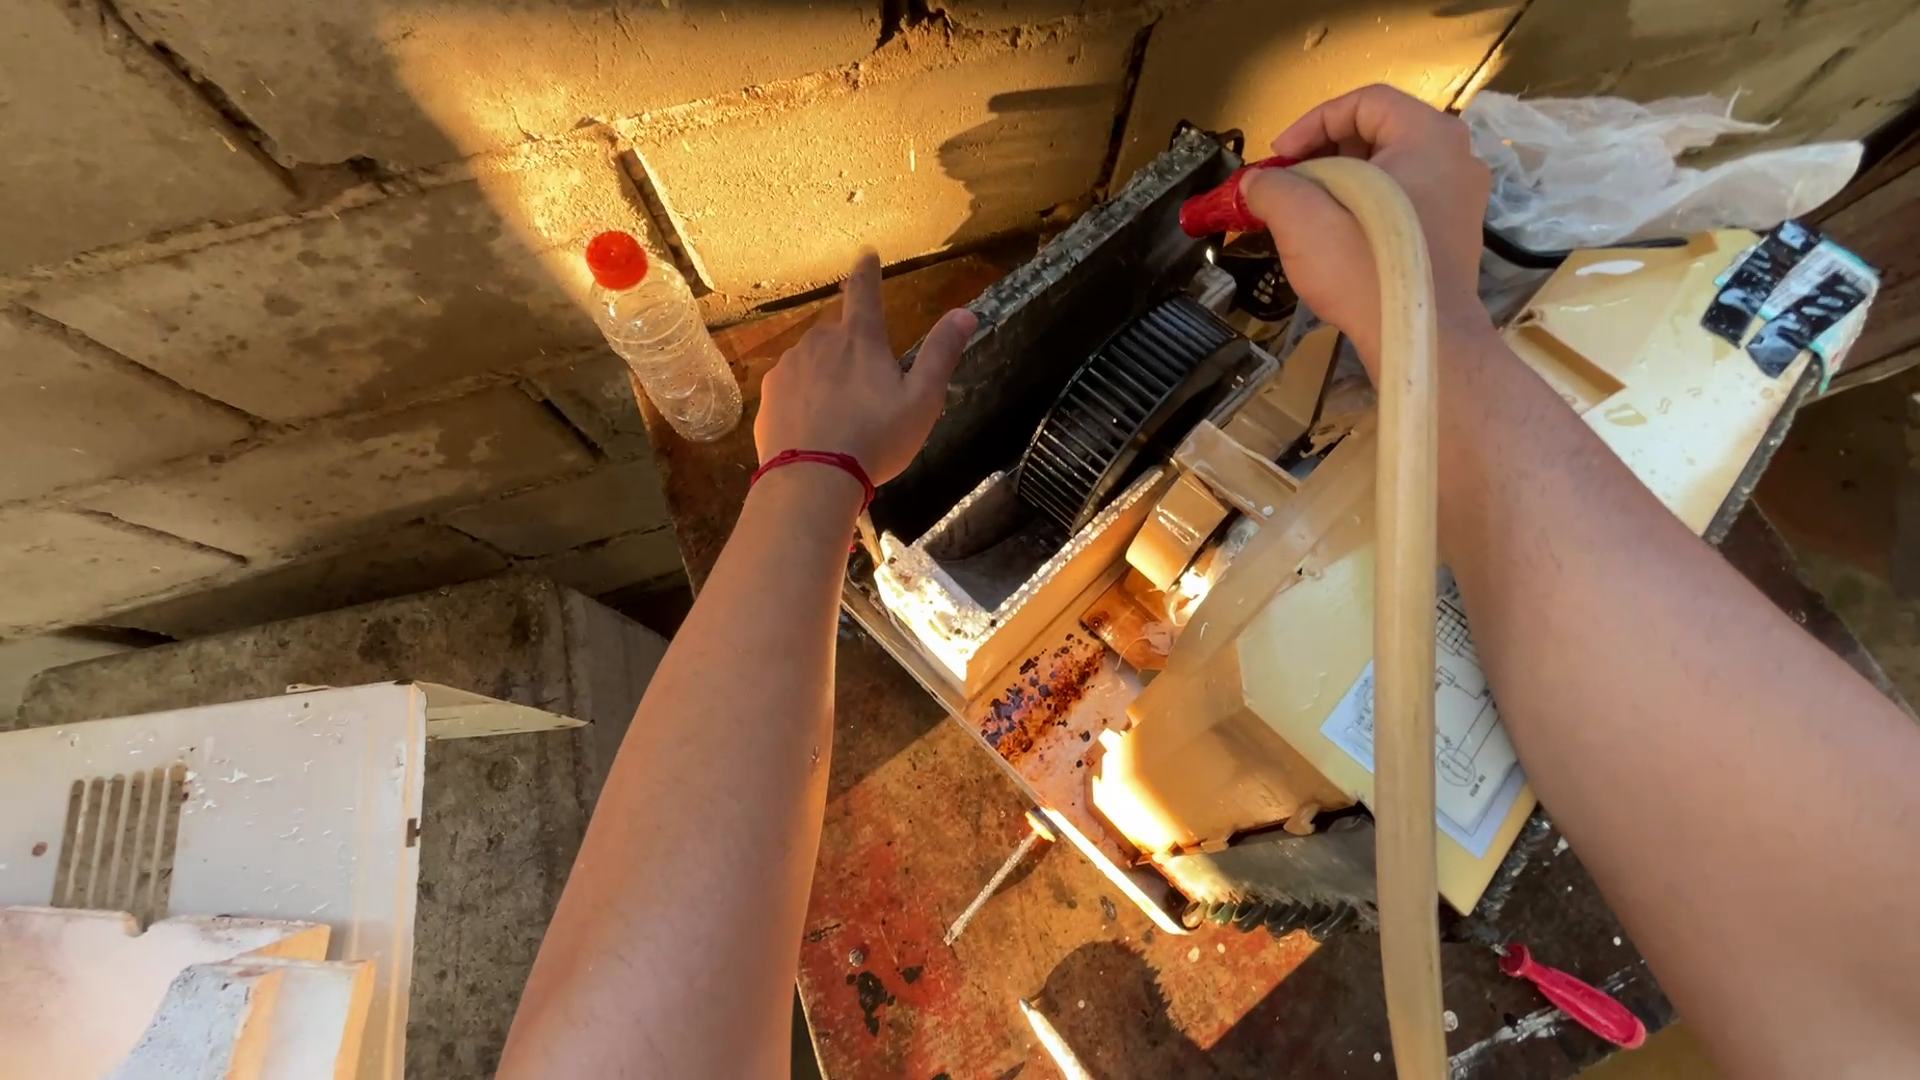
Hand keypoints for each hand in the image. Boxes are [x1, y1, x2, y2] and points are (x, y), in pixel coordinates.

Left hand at [754, 251, 977, 485]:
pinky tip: (815, 426)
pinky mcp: (769, 395)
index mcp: (860, 339)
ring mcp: (789, 367)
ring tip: (841, 417)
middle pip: (838, 334)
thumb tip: (965, 313)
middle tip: (866, 392)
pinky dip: (804, 398)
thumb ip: (941, 354)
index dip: (868, 272)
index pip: (865, 292)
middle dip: (851, 350)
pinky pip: (792, 387)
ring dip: (827, 376)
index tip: (867, 254)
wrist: (814, 478)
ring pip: (813, 361)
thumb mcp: (922, 400)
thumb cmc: (876, 439)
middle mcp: (819, 342)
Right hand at [1241, 85, 1493, 362]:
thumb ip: (1272, 189)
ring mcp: (1461, 197)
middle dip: (1324, 154)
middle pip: (1380, 133)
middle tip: (1287, 184)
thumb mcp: (1302, 221)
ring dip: (1342, 184)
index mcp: (1427, 136)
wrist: (1417, 335)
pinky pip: (1404, 203)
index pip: (1366, 101)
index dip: (1313, 121)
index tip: (1278, 156)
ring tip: (1306, 214)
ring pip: (1392, 171)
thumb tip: (1256, 182)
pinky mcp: (1454, 234)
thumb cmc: (1364, 270)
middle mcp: (1455, 156)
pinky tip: (1337, 240)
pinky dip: (1366, 208)